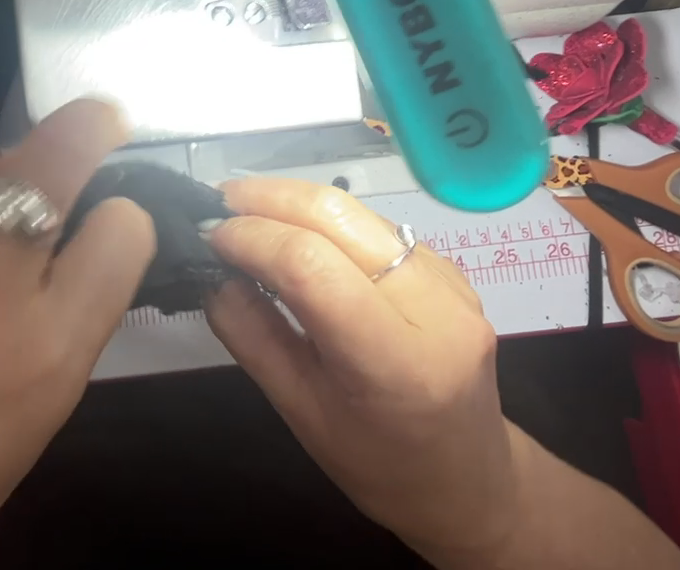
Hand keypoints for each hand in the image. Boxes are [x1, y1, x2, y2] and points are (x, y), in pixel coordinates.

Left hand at [0, 85, 154, 569]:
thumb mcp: (40, 418)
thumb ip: (77, 326)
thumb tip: (94, 250)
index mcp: (52, 344)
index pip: (122, 235)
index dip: (127, 222)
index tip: (116, 226)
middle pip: (62, 173)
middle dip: (96, 133)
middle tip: (109, 119)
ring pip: (0, 167)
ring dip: (36, 147)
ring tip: (50, 144)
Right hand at [202, 179, 521, 563]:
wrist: (471, 483)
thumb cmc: (379, 464)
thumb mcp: (299, 411)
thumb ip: (250, 335)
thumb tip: (211, 272)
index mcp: (397, 362)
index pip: (311, 265)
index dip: (251, 239)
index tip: (208, 237)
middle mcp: (435, 306)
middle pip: (336, 215)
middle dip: (265, 198)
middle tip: (217, 205)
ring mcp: (449, 280)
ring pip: (354, 208)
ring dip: (290, 200)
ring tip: (244, 214)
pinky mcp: (448, 267)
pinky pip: (371, 224)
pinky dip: (321, 218)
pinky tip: (293, 234)